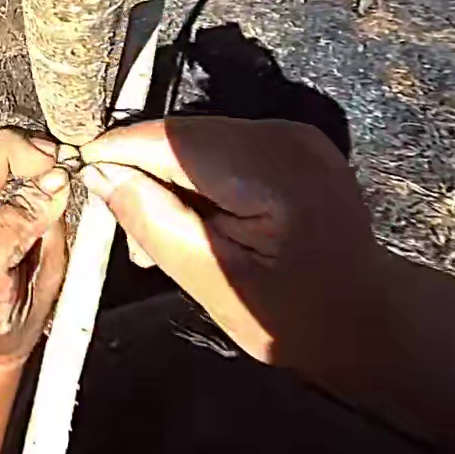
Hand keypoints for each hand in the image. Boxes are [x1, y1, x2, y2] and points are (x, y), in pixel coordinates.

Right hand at [78, 116, 382, 364]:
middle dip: (140, 167)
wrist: (373, 321)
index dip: (119, 148)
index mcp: (273, 172)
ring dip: (162, 171)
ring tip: (157, 228)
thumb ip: (154, 222)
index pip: (172, 139)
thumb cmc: (299, 319)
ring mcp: (287, 132)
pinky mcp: (283, 138)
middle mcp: (282, 135)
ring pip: (191, 134)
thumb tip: (99, 173)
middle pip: (179, 133)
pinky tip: (188, 211)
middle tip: (124, 222)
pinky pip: (214, 141)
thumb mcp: (215, 284)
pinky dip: (188, 170)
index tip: (80, 167)